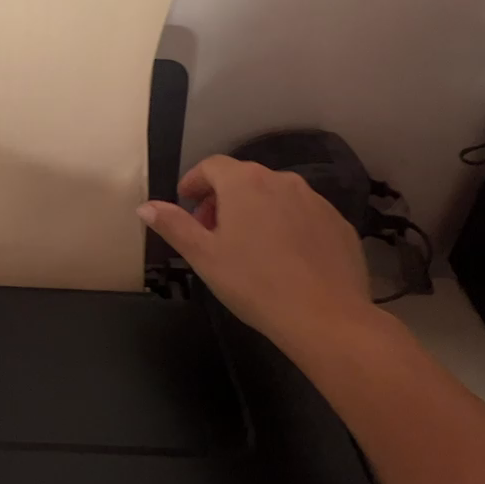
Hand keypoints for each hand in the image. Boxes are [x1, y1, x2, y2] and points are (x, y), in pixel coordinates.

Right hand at [138, 155, 375, 349]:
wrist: (326, 318)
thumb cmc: (254, 283)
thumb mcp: (203, 256)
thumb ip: (173, 225)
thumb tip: (145, 206)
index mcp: (244, 183)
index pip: (211, 166)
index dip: (194, 182)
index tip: (187, 204)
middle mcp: (281, 181)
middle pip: (243, 178)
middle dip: (222, 199)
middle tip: (212, 232)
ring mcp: (315, 201)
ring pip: (275, 196)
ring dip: (256, 211)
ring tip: (249, 248)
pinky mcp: (338, 224)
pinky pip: (303, 215)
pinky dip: (287, 226)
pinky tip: (284, 260)